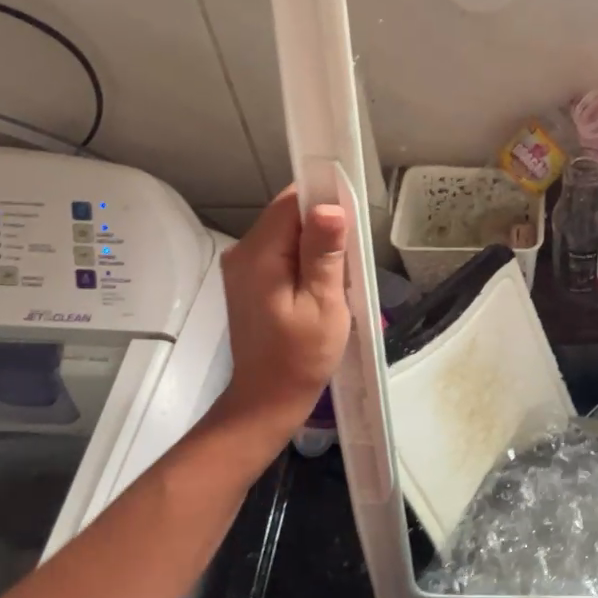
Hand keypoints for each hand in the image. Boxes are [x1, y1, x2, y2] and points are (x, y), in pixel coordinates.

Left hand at [214, 186, 350, 435]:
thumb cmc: (301, 356)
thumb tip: (330, 207)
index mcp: (259, 255)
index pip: (291, 202)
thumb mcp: (323, 305)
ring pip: (287, 233)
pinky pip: (282, 253)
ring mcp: (244, 267)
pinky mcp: (251, 281)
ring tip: (340, 276)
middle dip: (323, 226)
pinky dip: (306, 260)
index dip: (324, 199)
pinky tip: (323, 286)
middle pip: (289, 215)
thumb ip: (324, 254)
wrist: (268, 398)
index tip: (353, 215)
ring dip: (317, 245)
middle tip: (351, 258)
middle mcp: (244, 253)